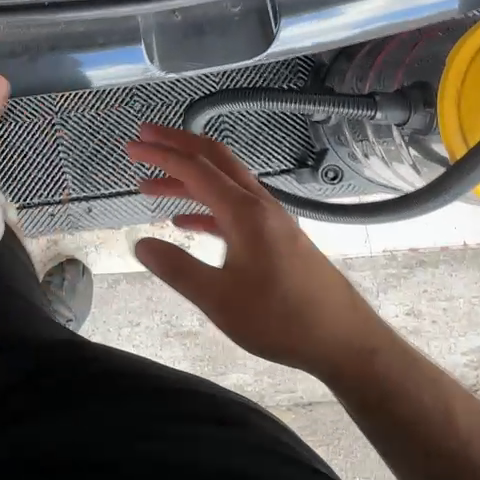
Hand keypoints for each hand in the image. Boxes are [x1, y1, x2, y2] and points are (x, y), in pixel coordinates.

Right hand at [126, 122, 394, 380]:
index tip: (132, 145)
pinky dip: (204, 205)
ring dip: (186, 177)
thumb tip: (139, 244)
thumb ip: (176, 268)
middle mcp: (259, 206)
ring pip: (223, 182)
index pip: (195, 168)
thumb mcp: (219, 299)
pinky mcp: (277, 238)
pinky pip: (233, 207)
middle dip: (176, 144)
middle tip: (143, 137)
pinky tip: (184, 221)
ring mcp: (271, 220)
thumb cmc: (282, 320)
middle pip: (214, 158)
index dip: (160, 153)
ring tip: (149, 186)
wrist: (347, 342)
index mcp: (244, 212)